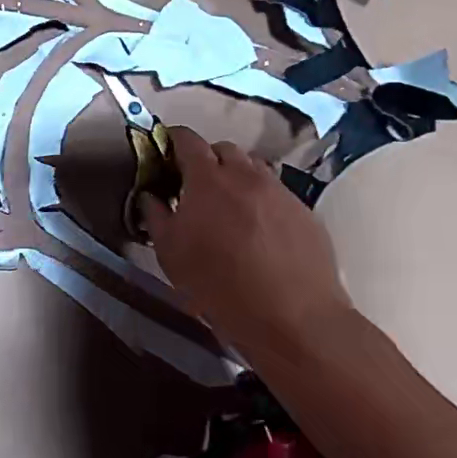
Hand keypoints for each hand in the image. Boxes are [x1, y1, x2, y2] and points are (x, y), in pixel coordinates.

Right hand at [138, 127, 351, 359]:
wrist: (291, 318)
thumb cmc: (217, 283)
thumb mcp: (170, 252)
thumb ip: (155, 216)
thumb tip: (151, 195)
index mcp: (208, 180)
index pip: (188, 140)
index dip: (173, 140)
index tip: (164, 152)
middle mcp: (247, 176)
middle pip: (224, 149)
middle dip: (206, 159)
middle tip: (194, 185)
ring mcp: (281, 193)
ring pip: (254, 169)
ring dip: (236, 177)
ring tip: (227, 206)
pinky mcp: (306, 213)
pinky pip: (277, 193)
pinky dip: (261, 200)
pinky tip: (257, 231)